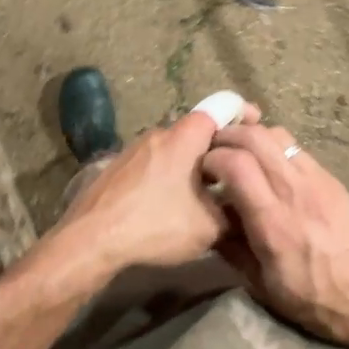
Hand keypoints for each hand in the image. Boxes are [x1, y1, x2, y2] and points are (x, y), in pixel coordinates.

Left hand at [54, 108, 232, 274]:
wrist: (90, 241)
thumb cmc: (157, 225)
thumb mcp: (209, 227)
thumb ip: (234, 211)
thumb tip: (246, 207)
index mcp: (184, 137)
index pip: (221, 106)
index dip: (243, 113)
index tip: (258, 126)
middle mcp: (158, 134)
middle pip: (197, 131)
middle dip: (218, 149)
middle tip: (235, 174)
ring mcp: (133, 150)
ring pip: (174, 149)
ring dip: (191, 166)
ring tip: (204, 195)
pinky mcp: (116, 168)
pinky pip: (153, 164)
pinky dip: (168, 176)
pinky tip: (170, 205)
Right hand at [203, 122, 348, 348]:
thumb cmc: (317, 302)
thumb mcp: (264, 287)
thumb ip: (233, 250)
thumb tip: (210, 223)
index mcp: (272, 220)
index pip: (235, 163)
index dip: (211, 159)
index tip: (202, 173)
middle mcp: (294, 190)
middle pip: (255, 137)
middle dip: (227, 137)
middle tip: (214, 153)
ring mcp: (317, 180)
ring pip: (277, 134)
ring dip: (252, 138)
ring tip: (241, 156)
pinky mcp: (332, 180)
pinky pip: (297, 149)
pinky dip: (276, 148)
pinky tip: (271, 170)